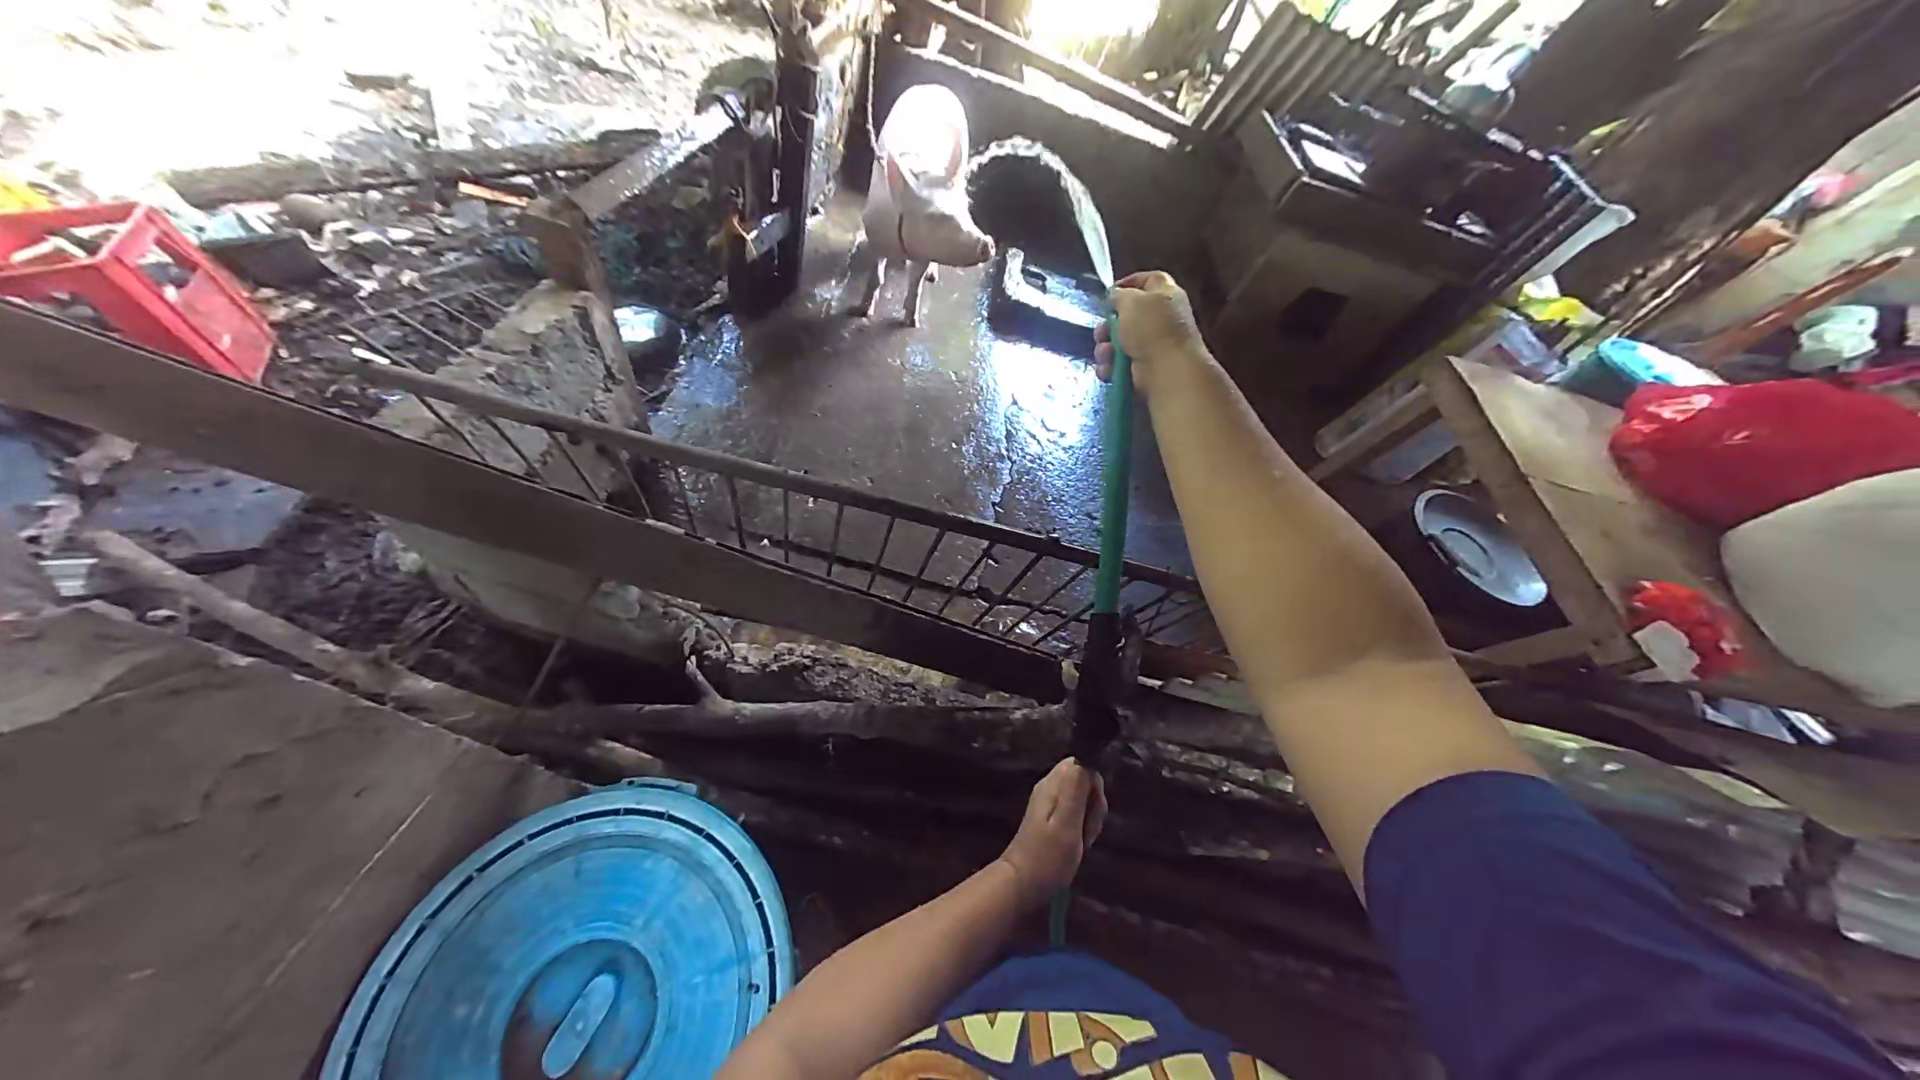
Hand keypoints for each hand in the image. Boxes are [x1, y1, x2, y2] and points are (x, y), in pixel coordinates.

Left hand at [998, 758, 1107, 903]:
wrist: (1023, 884)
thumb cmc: (1047, 856)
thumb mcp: (1067, 823)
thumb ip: (1076, 791)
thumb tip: (1087, 760)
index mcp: (1052, 785)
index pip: (1082, 764)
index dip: (1094, 784)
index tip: (1093, 809)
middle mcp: (1050, 788)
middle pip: (1084, 781)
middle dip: (1094, 805)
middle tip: (1087, 830)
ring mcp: (1050, 803)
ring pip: (1083, 799)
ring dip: (1090, 819)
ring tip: (1082, 841)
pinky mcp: (1052, 819)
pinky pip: (1076, 813)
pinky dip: (1082, 828)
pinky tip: (1079, 844)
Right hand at [1095, 271, 1206, 395]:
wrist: (1168, 370)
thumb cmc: (1151, 328)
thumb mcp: (1131, 301)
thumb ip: (1118, 295)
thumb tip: (1114, 296)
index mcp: (1164, 295)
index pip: (1148, 280)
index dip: (1128, 282)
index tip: (1109, 292)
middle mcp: (1159, 319)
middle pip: (1126, 316)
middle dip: (1108, 325)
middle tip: (1101, 332)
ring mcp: (1151, 345)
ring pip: (1117, 342)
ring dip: (1105, 349)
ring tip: (1106, 354)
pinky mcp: (1142, 368)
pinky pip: (1118, 364)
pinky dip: (1110, 367)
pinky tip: (1109, 370)